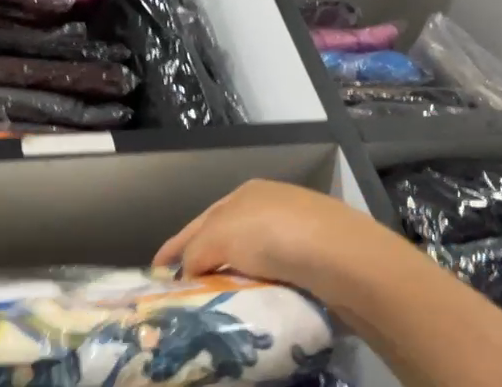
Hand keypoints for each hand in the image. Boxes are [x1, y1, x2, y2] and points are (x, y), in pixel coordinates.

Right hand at [153, 179, 393, 293]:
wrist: (345, 258)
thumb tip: (187, 275)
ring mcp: (297, 235)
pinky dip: (259, 290)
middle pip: (224, 238)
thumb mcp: (220, 237)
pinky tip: (252, 306)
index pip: (199, 221)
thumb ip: (195, 254)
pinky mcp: (318, 264)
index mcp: (244, 195)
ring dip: (231, 280)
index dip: (175, 244)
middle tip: (182, 293)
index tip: (155, 269)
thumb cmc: (274, 236)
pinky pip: (275, 278)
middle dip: (201, 262)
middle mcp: (269, 209)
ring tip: (213, 307)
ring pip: (251, 260)